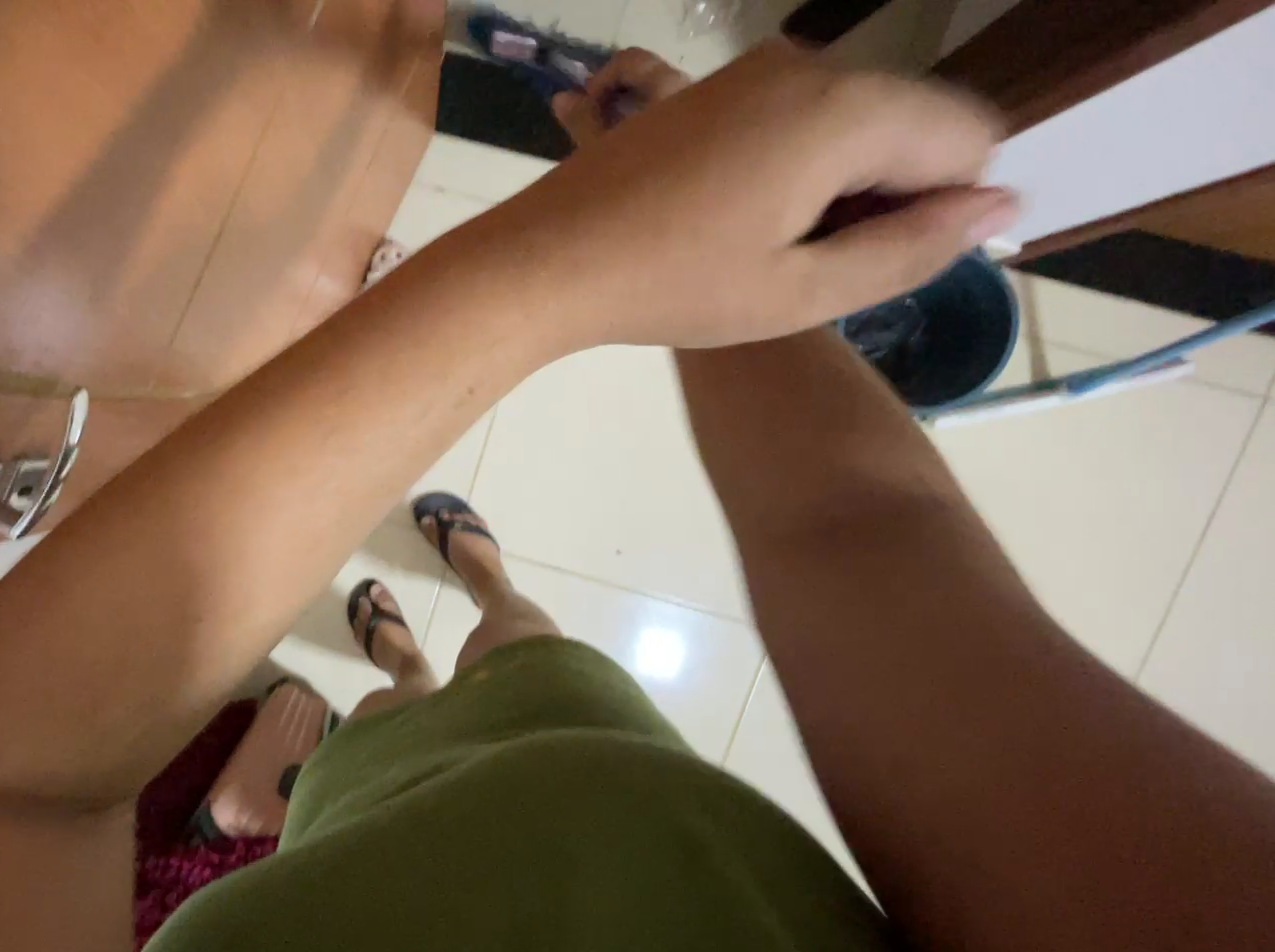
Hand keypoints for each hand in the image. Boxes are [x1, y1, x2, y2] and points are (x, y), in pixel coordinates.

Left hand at [458, 43, 1018, 348]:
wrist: (544, 259)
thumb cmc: (667, 287)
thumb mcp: (796, 293)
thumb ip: (910, 249)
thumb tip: (1000, 204)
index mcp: (846, 109)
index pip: (966, 139)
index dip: (933, 212)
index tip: (854, 262)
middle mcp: (807, 65)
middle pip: (903, 125)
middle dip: (877, 195)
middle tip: (792, 264)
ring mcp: (747, 71)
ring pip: (843, 123)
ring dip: (825, 186)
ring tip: (748, 246)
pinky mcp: (703, 89)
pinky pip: (785, 119)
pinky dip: (781, 167)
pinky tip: (722, 219)